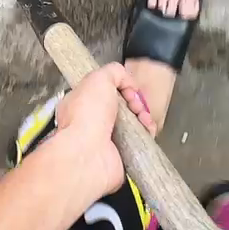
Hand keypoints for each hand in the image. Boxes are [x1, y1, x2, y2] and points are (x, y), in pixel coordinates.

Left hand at [48, 63, 157, 204]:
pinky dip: (146, 136)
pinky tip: (147, 131)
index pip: (105, 91)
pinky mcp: (119, 156)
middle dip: (136, 103)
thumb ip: (114, 72)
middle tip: (138, 105)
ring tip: (145, 118)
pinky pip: (138, 143)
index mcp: (81, 102)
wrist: (88, 155)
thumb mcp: (99, 78)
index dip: (122, 87)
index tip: (130, 89)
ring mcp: (106, 141)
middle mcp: (92, 122)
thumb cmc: (86, 116)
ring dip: (143, 119)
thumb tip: (127, 81)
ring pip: (132, 125)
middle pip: (122, 107)